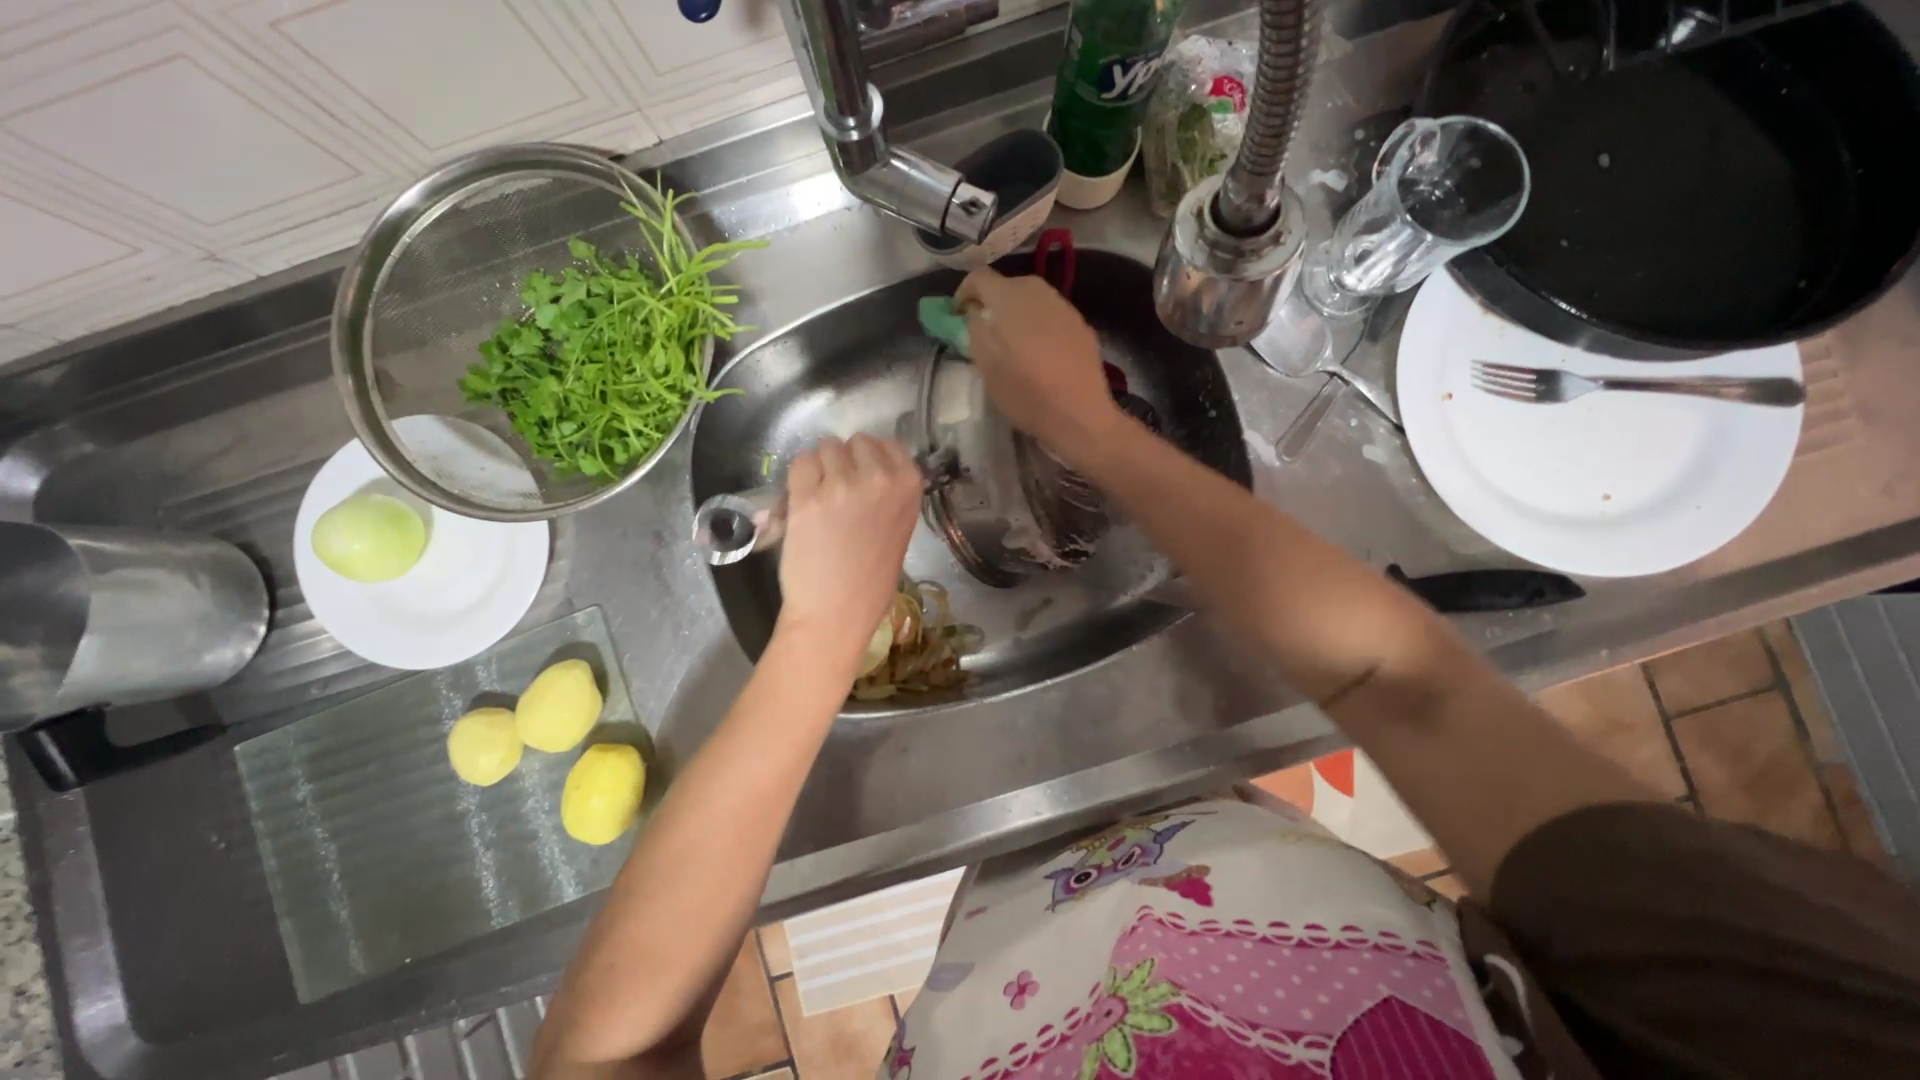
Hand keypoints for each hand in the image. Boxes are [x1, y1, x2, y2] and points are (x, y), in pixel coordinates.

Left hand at [775, 435, 921, 667]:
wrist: (837, 613)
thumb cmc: (871, 581)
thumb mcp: (899, 530)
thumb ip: (888, 495)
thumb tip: (864, 470)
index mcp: (909, 486)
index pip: (888, 444)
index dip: (871, 458)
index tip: (863, 477)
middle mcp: (879, 478)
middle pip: (855, 441)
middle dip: (845, 460)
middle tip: (839, 491)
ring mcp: (841, 486)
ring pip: (824, 448)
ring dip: (820, 468)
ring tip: (820, 499)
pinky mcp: (807, 497)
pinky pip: (800, 464)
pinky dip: (799, 477)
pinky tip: (802, 501)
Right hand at [957, 268, 1121, 465]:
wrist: (1079, 414)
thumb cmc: (1024, 392)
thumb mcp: (985, 365)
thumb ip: (975, 329)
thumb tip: (976, 312)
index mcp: (1009, 297)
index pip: (979, 277)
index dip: (963, 293)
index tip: (957, 315)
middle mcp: (1039, 293)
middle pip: (1008, 285)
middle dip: (992, 302)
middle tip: (984, 329)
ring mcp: (1064, 307)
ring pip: (1032, 299)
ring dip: (1017, 313)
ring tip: (1013, 341)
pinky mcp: (1081, 325)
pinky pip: (1052, 315)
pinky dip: (1039, 325)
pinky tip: (1040, 352)